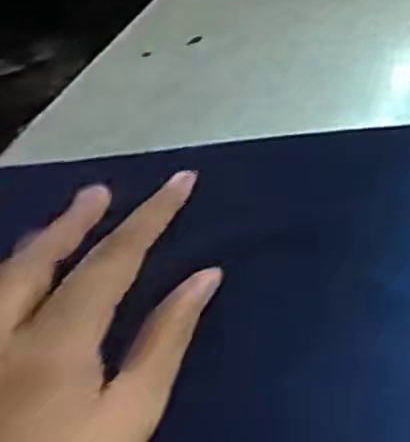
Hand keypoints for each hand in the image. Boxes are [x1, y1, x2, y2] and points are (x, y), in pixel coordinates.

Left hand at [0, 173, 220, 441]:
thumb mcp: (130, 412)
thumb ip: (163, 342)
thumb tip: (205, 276)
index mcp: (50, 346)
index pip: (110, 262)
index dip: (148, 218)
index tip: (182, 182)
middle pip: (28, 270)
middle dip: (70, 226)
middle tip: (100, 191)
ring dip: (27, 252)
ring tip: (56, 227)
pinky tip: (11, 283)